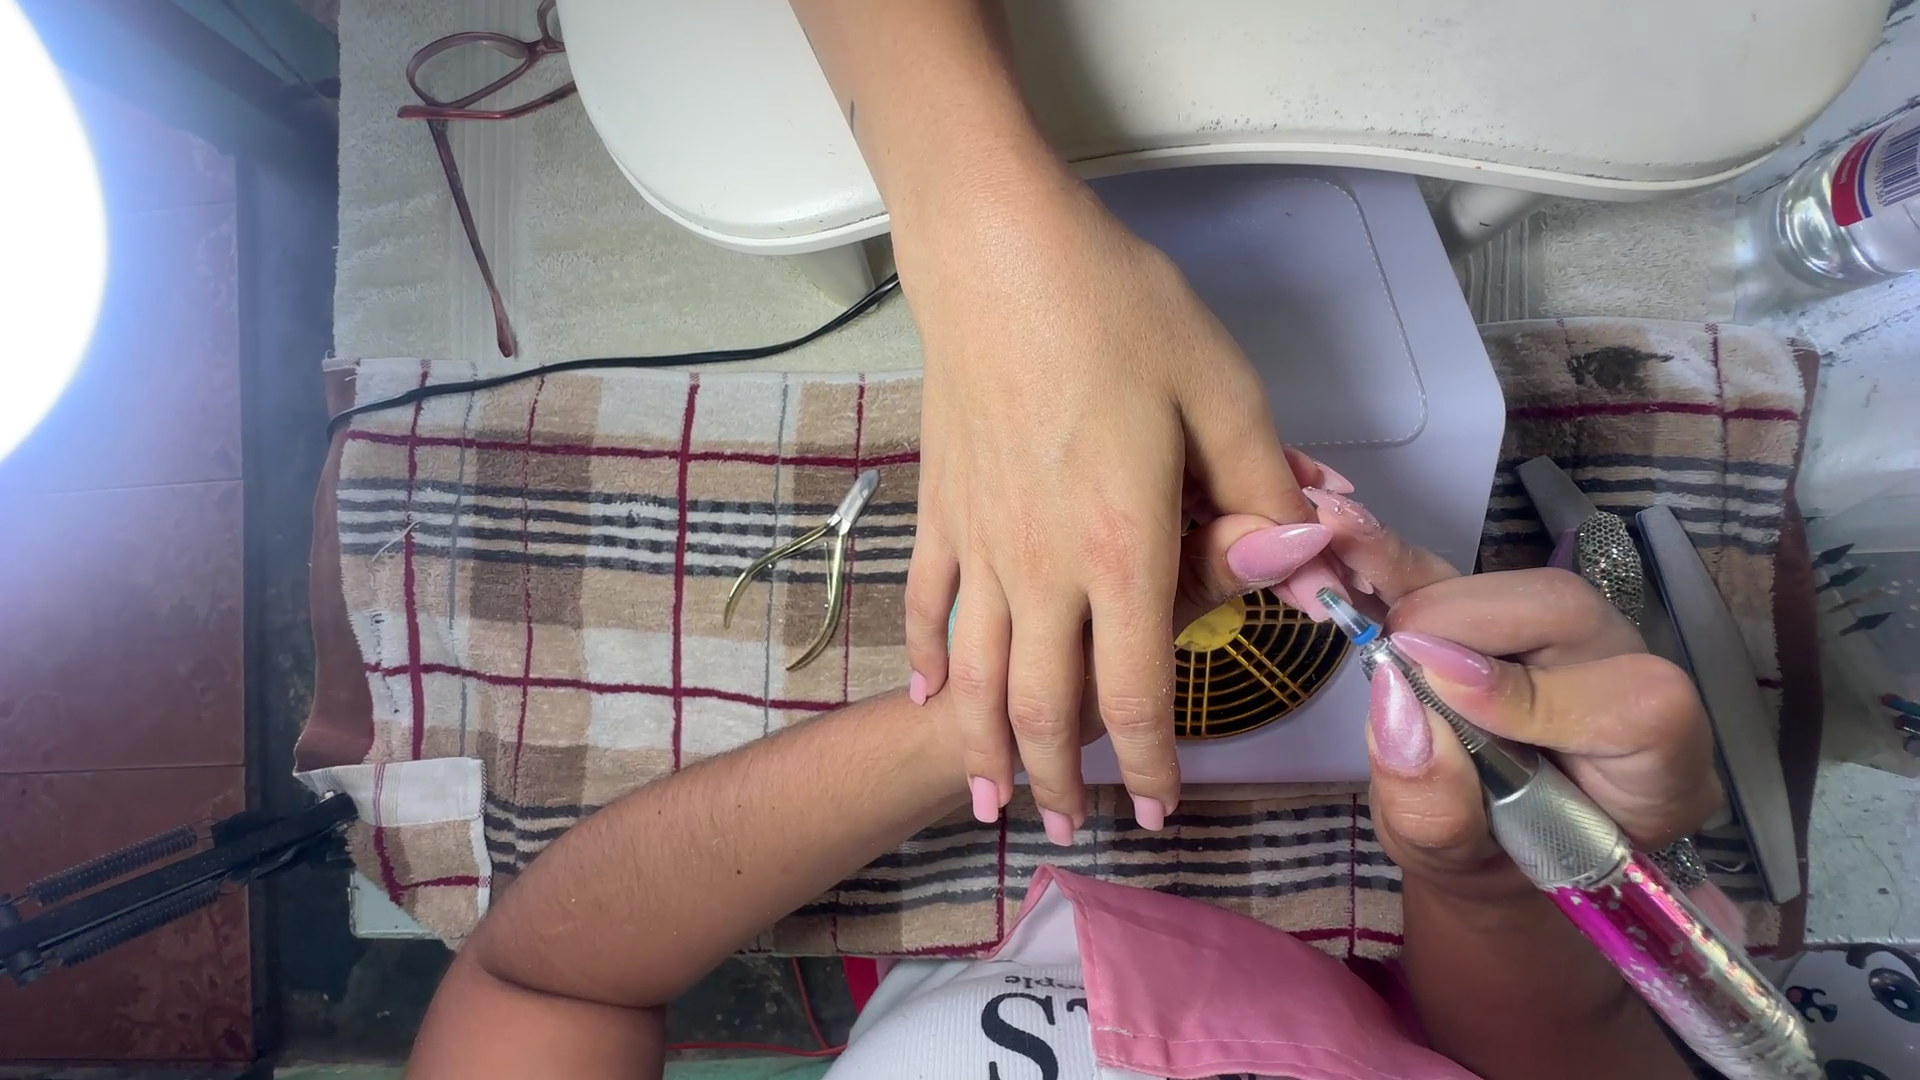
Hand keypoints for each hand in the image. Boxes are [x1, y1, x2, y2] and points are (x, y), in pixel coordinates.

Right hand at [898, 179, 1344, 837]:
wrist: (995, 259)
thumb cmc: (1112, 312)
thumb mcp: (1218, 386)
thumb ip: (1257, 488)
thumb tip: (1294, 560)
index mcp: (1121, 546)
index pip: (1135, 688)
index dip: (1148, 761)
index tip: (1156, 811)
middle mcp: (1041, 566)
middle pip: (1043, 701)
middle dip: (1058, 776)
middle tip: (1065, 829)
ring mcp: (977, 543)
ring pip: (975, 672)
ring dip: (983, 744)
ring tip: (985, 800)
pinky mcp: (938, 511)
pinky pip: (925, 602)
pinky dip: (924, 658)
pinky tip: (923, 696)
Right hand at [1305, 488, 1724, 899]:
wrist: (1480, 835)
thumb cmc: (1481, 858)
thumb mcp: (1449, 861)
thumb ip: (1434, 807)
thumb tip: (1398, 709)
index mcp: (1652, 771)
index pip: (1633, 705)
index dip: (1532, 692)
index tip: (1434, 688)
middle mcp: (1625, 684)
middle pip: (1571, 613)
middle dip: (1465, 621)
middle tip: (1389, 649)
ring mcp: (1570, 640)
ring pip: (1519, 583)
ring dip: (1427, 592)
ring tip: (1366, 621)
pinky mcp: (1503, 613)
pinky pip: (1456, 573)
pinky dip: (1392, 558)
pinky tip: (1342, 530)